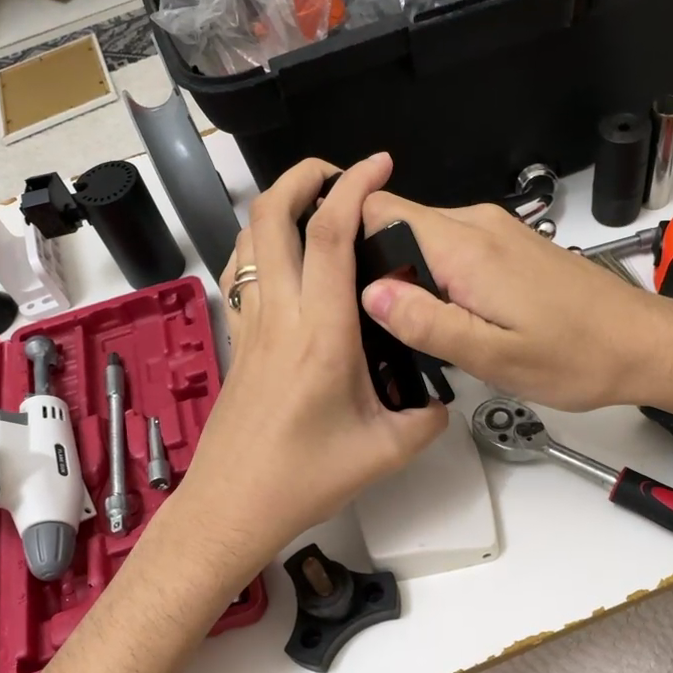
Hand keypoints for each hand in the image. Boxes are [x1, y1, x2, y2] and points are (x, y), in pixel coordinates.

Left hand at [167, 155, 448, 576]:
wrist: (233, 506)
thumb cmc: (301, 480)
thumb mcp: (384, 452)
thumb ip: (426, 419)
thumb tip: (440, 400)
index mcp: (321, 334)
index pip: (330, 235)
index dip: (355, 186)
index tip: (379, 166)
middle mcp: (278, 316)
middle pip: (271, 214)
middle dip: (304, 175)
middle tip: (342, 174)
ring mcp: (250, 326)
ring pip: (249, 238)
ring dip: (276, 205)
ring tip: (314, 203)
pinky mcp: (236, 342)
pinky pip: (240, 273)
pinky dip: (258, 244)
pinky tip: (282, 258)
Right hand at [358, 195, 672, 411]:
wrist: (642, 345)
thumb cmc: (577, 356)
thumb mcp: (494, 356)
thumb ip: (428, 323)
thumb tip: (369, 293)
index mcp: (466, 248)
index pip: (380, 211)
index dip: (348, 239)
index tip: (335, 281)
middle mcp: (479, 226)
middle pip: (398, 225)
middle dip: (376, 268)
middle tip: (374, 323)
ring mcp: (498, 233)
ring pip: (425, 239)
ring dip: (410, 279)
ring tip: (412, 329)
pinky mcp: (511, 248)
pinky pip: (454, 250)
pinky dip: (439, 280)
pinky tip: (452, 321)